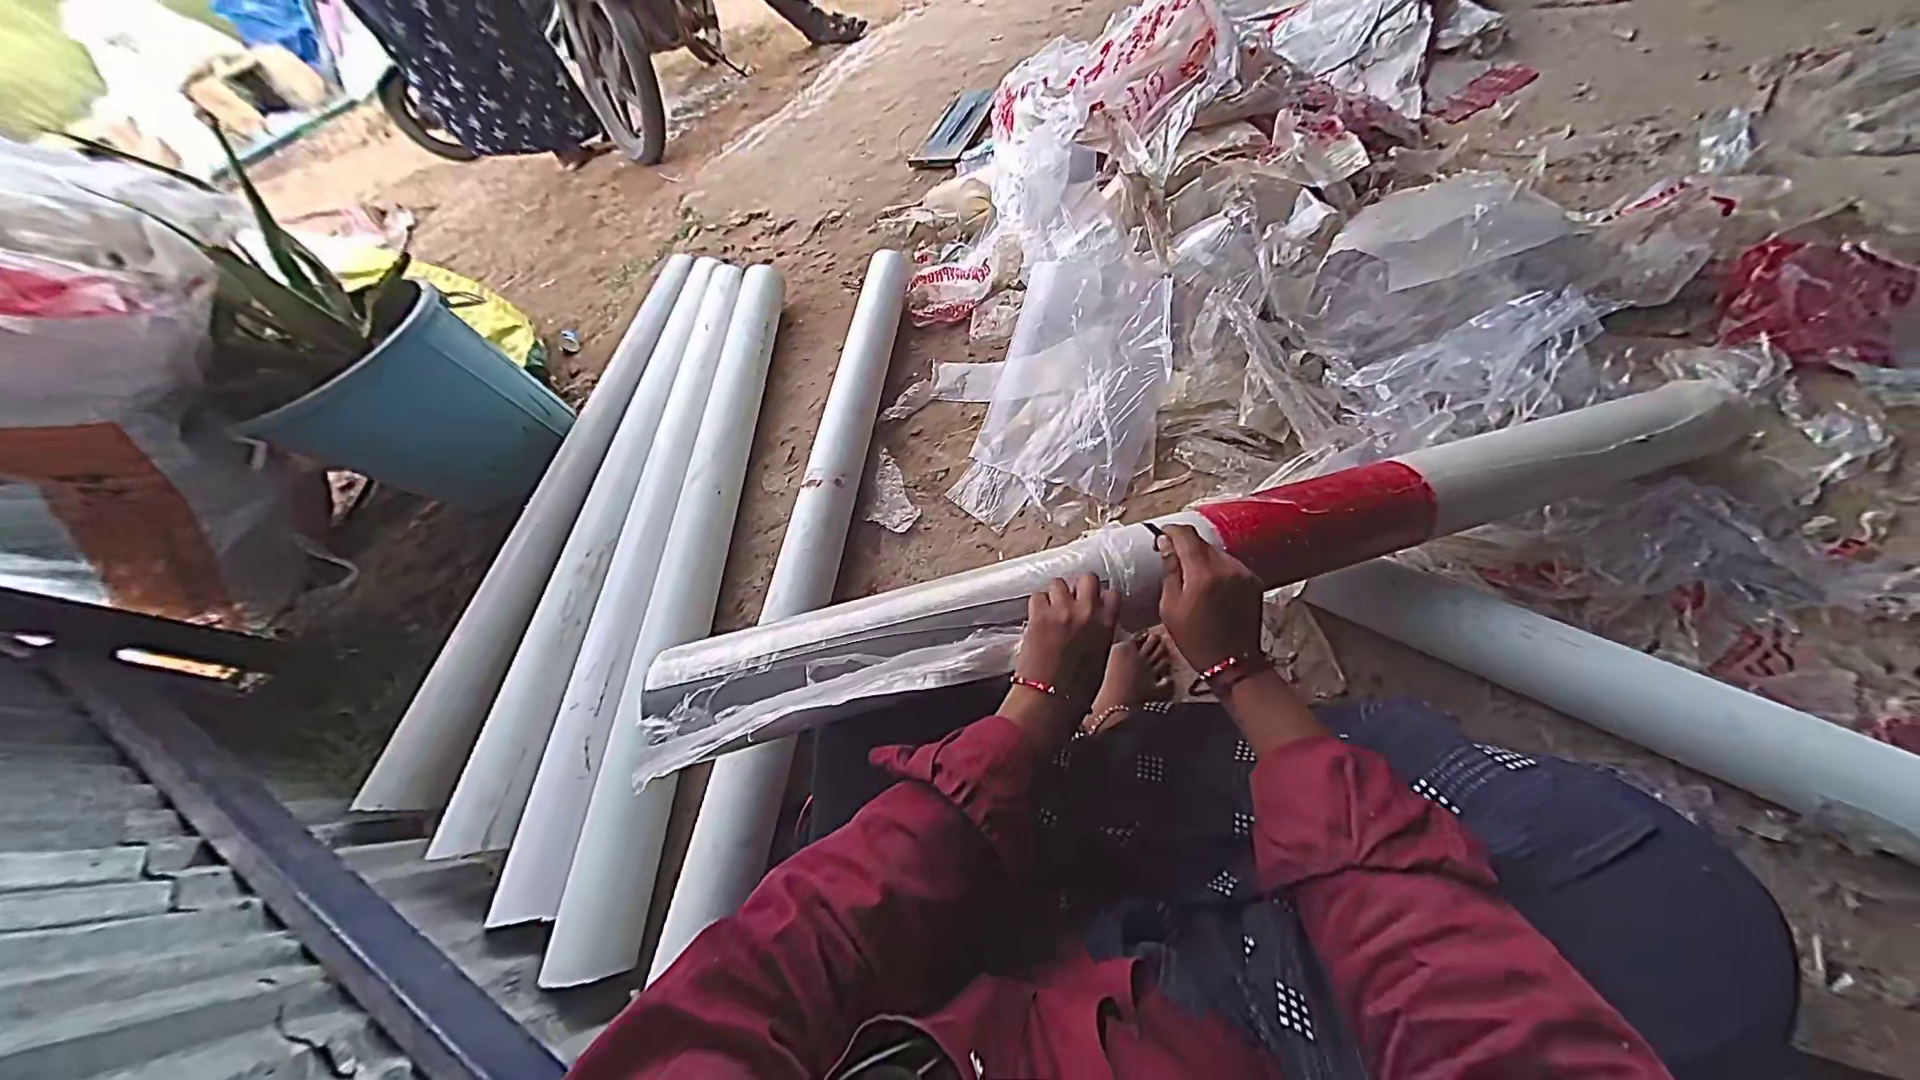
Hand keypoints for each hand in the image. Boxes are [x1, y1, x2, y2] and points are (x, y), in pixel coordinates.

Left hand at [1002, 574, 1119, 744]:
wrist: (1050, 700)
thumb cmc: (1077, 689)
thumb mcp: (1100, 657)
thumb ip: (1099, 633)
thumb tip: (1091, 623)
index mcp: (1107, 625)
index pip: (1111, 593)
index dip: (1099, 596)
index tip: (1091, 602)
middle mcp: (1087, 612)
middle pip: (1086, 578)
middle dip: (1077, 586)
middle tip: (1069, 600)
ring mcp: (1063, 611)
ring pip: (1058, 583)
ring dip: (1054, 594)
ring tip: (1050, 610)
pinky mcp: (1040, 615)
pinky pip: (1038, 596)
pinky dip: (1037, 605)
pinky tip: (1037, 619)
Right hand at [1155, 524, 1263, 673]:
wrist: (1233, 662)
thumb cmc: (1194, 638)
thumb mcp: (1170, 606)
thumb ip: (1170, 571)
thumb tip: (1165, 544)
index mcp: (1203, 574)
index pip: (1186, 535)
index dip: (1172, 531)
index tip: (1162, 535)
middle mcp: (1227, 568)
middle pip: (1203, 543)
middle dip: (1186, 546)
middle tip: (1173, 558)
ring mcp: (1244, 574)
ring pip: (1217, 553)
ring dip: (1203, 558)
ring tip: (1192, 577)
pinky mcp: (1254, 581)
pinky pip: (1230, 565)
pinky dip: (1218, 569)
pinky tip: (1210, 586)